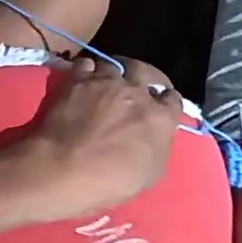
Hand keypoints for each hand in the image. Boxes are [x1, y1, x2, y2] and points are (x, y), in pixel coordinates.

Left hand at [16, 56, 181, 221]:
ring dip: (112, 71)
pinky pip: (85, 64)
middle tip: (137, 81)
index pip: (172, 99)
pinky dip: (86, 68)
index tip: (160, 105)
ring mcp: (106, 84)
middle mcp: (137, 93)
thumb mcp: (153, 171)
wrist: (69, 165)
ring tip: (107, 78)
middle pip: (145, 71)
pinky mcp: (78, 81)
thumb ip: (158, 144)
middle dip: (144, 74)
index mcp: (161, 117)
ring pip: (113, 64)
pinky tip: (83, 77)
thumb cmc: (114, 179)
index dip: (166, 101)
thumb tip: (154, 134)